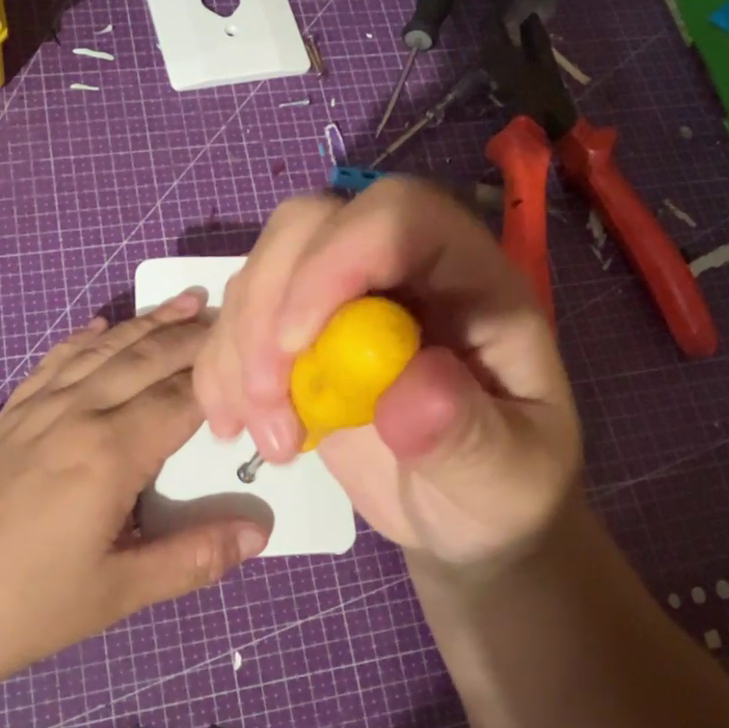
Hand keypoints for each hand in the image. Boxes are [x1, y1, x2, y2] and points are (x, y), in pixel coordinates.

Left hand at [0, 291, 266, 689]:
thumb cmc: (28, 607)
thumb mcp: (120, 591)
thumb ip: (193, 558)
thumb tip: (260, 532)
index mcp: (110, 451)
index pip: (180, 398)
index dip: (219, 374)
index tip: (255, 351)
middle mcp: (76, 413)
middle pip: (145, 359)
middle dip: (192, 334)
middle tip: (232, 311)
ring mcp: (35, 410)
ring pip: (101, 350)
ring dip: (146, 323)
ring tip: (184, 300)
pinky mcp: (7, 419)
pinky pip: (53, 362)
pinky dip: (83, 338)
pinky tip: (99, 324)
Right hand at [194, 177, 582, 567]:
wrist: (461, 511)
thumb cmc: (502, 489)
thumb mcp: (509, 477)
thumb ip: (471, 435)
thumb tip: (414, 387)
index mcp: (467, 275)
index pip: (397, 215)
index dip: (336, 259)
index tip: (295, 345)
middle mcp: (398, 268)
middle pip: (309, 224)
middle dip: (267, 307)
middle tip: (268, 401)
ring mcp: (342, 295)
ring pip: (263, 266)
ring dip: (240, 349)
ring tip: (272, 440)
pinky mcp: (299, 332)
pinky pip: (238, 318)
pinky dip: (219, 368)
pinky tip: (234, 426)